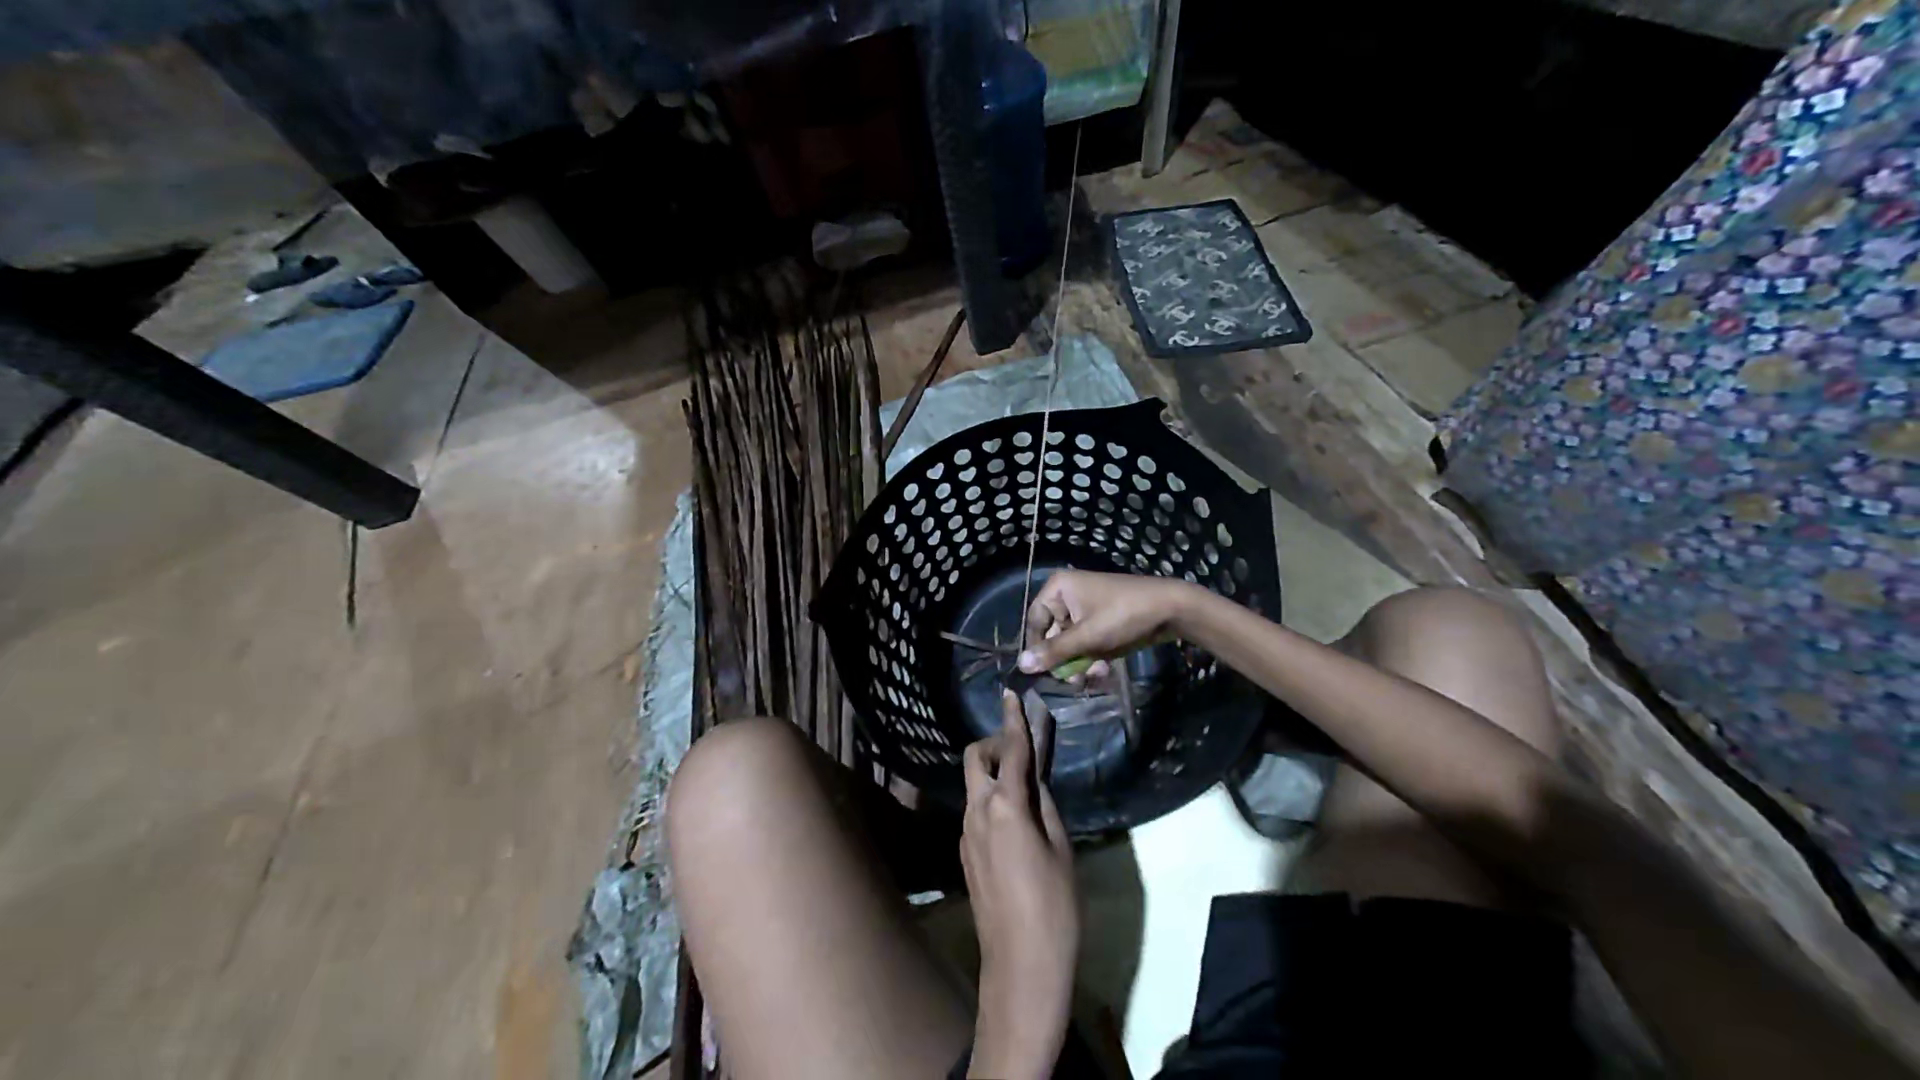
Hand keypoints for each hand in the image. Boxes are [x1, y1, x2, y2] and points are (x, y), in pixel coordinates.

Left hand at [962, 691, 1076, 1079]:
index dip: (1014, 720)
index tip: (1011, 695)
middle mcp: (976, 812)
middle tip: (1024, 747)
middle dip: (995, 743)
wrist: (1020, 965)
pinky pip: (975, 809)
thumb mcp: (1061, 848)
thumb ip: (1046, 804)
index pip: (1011, 751)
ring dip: (993, 771)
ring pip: (974, 785)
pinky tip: (1015, 816)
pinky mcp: (964, 853)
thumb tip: (1037, 776)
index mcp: (1004, 806)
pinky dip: (991, 797)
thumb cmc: (1054, 905)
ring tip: (1026, 781)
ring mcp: (965, 833)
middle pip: (976, 759)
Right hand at [1017, 570, 1200, 678]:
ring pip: (1070, 643)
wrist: (1171, 609)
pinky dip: (1092, 657)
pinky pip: (1086, 643)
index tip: (1044, 672)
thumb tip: (1021, 666)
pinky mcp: (1100, 622)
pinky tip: (1104, 669)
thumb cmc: (1124, 615)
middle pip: (1053, 635)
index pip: (1035, 622)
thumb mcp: (1087, 636)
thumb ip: (1054, 652)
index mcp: (1059, 588)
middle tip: (1074, 680)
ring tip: (1094, 675)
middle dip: (1065, 660)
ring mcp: (1085, 609)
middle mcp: (1067, 596)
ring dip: (1079, 663)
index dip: (1038, 648)